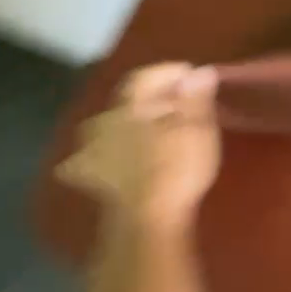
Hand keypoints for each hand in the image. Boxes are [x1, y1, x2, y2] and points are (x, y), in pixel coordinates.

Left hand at [58, 63, 220, 229]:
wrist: (146, 219)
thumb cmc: (177, 168)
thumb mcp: (197, 129)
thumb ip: (196, 99)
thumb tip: (199, 72)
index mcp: (129, 108)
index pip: (144, 77)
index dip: (168, 72)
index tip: (193, 76)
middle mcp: (103, 124)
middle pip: (127, 102)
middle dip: (151, 100)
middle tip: (177, 106)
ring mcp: (91, 152)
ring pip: (110, 127)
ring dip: (130, 124)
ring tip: (152, 131)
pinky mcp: (91, 178)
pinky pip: (98, 156)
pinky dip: (111, 152)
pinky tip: (118, 159)